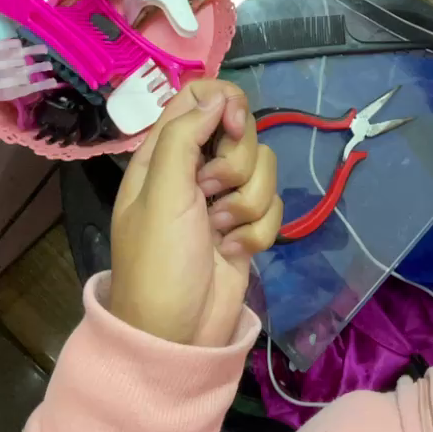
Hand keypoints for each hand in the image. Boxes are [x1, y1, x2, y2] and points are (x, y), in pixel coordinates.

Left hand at [111, 80, 280, 345]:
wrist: (177, 335)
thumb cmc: (159, 262)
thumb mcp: (161, 194)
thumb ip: (184, 137)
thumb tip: (218, 98)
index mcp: (166, 152)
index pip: (200, 96)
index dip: (225, 103)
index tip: (234, 128)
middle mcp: (196, 167)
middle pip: (241, 130)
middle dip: (236, 165)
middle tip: (211, 194)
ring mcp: (224, 196)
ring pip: (263, 169)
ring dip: (245, 205)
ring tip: (218, 232)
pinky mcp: (247, 224)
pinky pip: (273, 205)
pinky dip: (256, 231)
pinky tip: (232, 251)